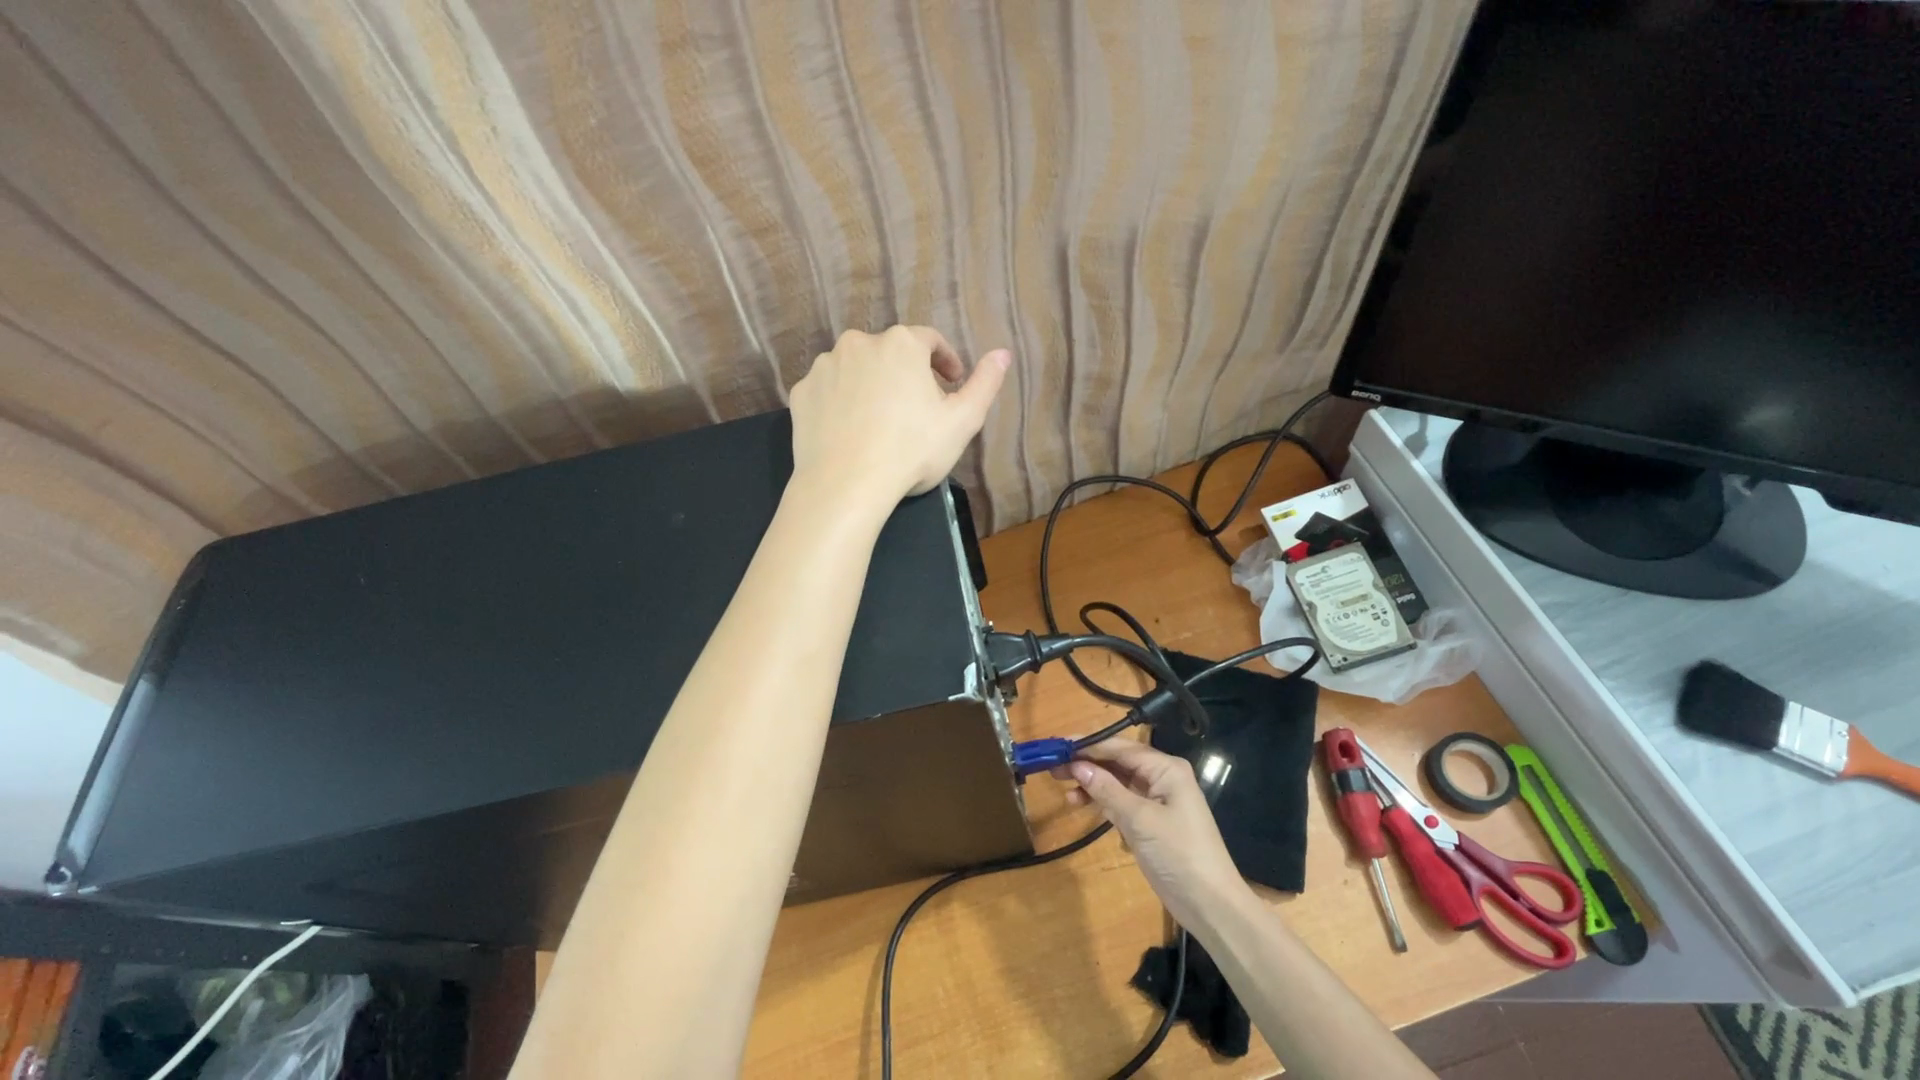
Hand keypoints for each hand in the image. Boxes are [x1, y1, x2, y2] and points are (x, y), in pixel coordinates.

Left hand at [789, 326, 1010, 502]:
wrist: (845, 485)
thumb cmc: (911, 451)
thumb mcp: (962, 421)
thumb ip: (985, 383)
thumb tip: (1002, 354)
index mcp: (901, 344)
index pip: (930, 340)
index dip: (945, 360)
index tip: (952, 383)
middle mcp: (859, 343)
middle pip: (891, 353)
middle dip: (907, 374)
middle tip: (917, 409)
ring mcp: (824, 366)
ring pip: (857, 369)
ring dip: (872, 386)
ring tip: (882, 422)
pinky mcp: (802, 393)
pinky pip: (829, 390)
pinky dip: (842, 402)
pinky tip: (852, 430)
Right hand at [1061, 738, 1249, 929]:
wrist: (1209, 903)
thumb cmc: (1178, 853)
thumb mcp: (1139, 820)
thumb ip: (1107, 790)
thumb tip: (1076, 766)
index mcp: (1166, 769)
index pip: (1120, 748)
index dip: (1087, 746)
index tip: (1056, 745)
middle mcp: (1162, 778)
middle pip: (1117, 763)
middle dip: (1086, 764)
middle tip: (1052, 768)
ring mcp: (1156, 801)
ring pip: (1116, 783)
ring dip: (1091, 785)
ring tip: (1064, 793)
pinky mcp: (1150, 823)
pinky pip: (1121, 803)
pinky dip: (1102, 803)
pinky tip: (1082, 806)